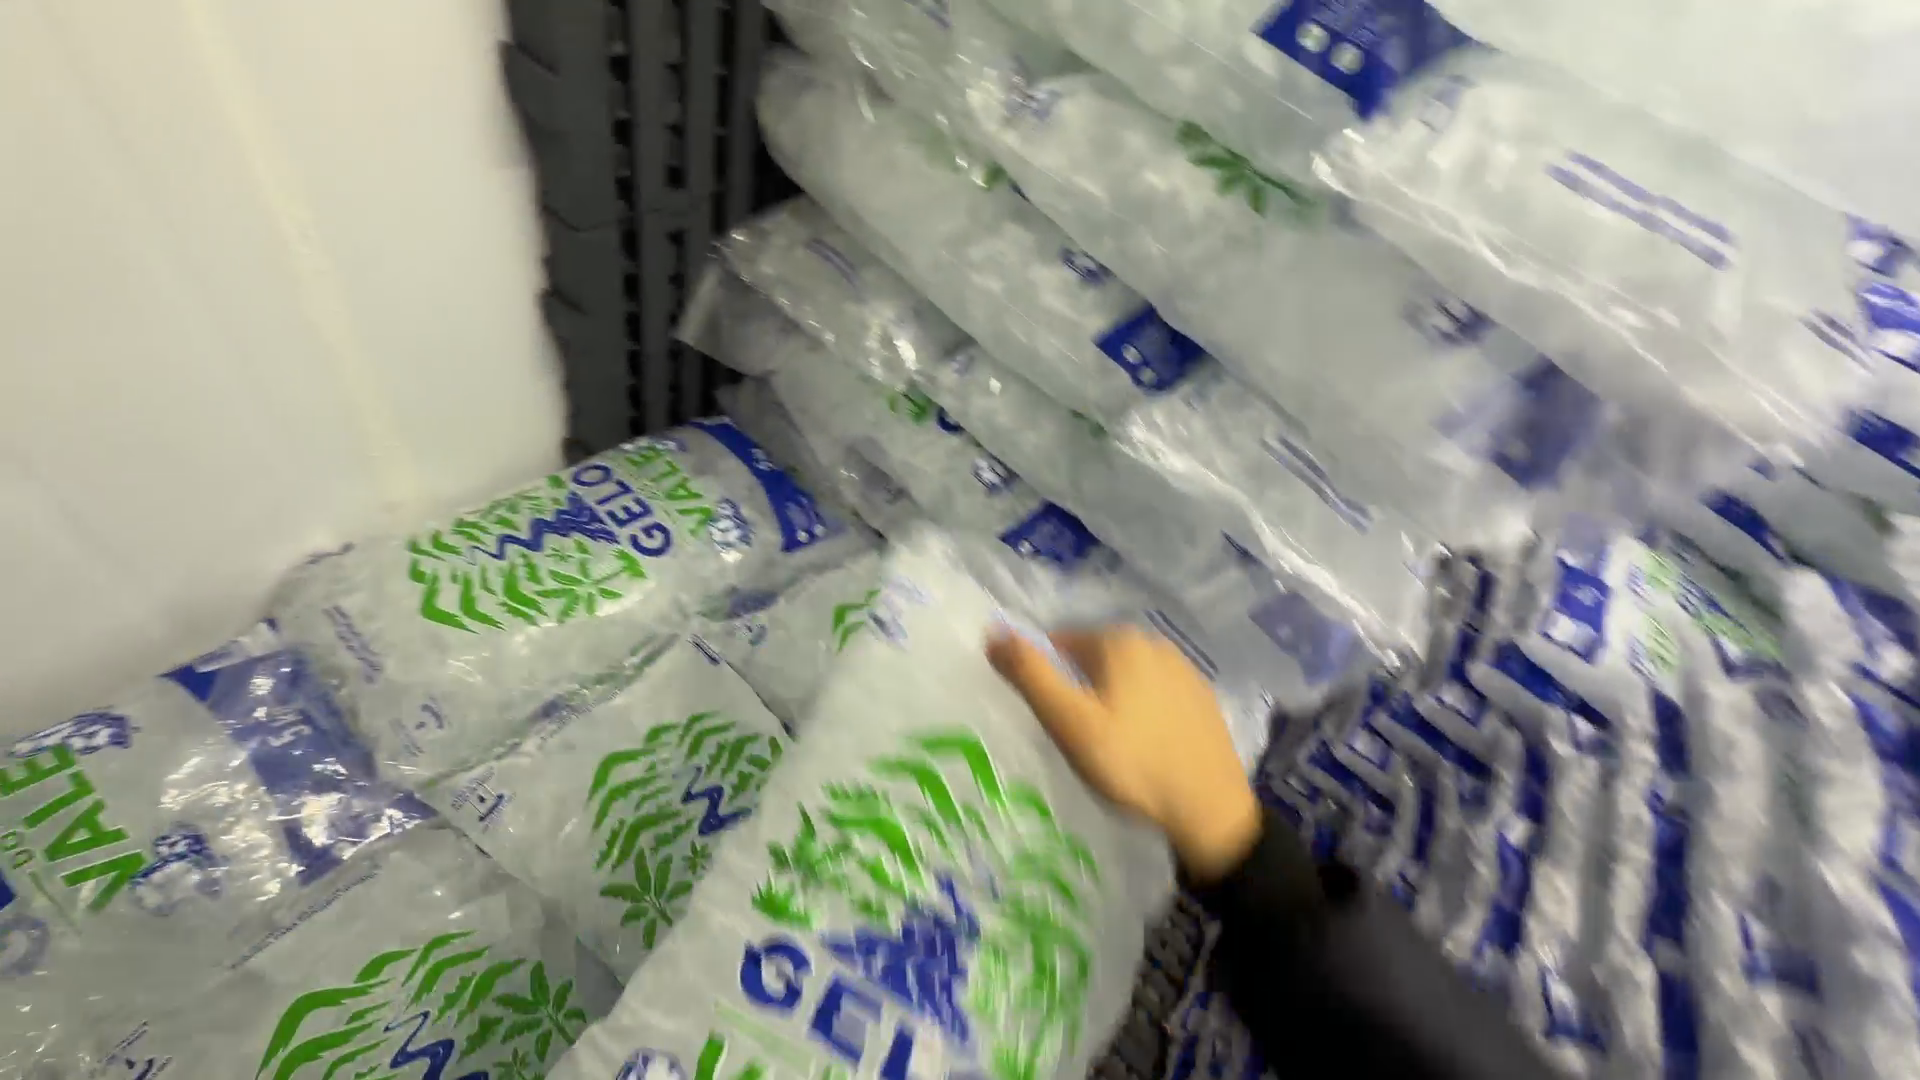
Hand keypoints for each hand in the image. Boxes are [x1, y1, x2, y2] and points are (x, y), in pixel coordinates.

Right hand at [987, 624, 1261, 882]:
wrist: (1211, 812)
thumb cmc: (1131, 764)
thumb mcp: (1069, 721)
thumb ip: (1030, 674)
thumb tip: (993, 631)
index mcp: (1119, 640)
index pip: (1060, 643)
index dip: (1046, 679)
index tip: (1049, 718)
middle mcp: (1154, 642)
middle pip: (1094, 658)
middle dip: (1078, 688)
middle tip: (1074, 736)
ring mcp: (1184, 669)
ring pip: (1126, 676)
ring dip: (1109, 699)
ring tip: (1107, 746)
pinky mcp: (1203, 698)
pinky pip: (1155, 694)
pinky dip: (1141, 711)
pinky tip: (1142, 746)